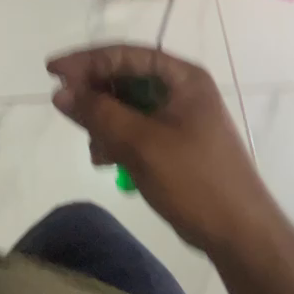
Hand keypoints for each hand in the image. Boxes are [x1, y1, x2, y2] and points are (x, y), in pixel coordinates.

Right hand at [47, 44, 282, 255]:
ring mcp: (178, 117)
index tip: (51, 71)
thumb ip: (98, 113)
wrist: (242, 238)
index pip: (123, 54)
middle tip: (65, 107)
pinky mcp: (173, 143)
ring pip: (124, 105)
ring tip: (92, 145)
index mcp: (182, 78)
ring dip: (102, 120)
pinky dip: (115, 138)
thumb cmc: (196, 182)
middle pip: (122, 78)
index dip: (84, 60)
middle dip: (93, 94)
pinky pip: (133, 128)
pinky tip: (104, 159)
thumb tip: (59, 92)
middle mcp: (180, 90)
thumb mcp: (141, 143)